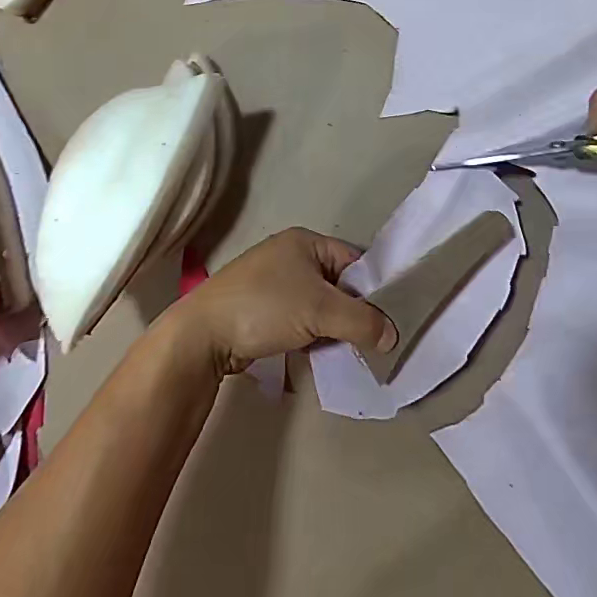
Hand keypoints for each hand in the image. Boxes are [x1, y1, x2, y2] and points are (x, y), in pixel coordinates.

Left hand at [160, 228, 396, 376]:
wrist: (203, 335)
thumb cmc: (265, 308)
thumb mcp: (320, 310)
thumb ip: (362, 321)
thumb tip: (393, 336)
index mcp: (305, 242)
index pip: (355, 261)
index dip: (375, 288)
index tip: (392, 319)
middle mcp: (291, 256)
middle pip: (339, 285)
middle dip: (356, 313)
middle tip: (376, 341)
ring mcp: (275, 284)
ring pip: (321, 306)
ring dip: (335, 328)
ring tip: (353, 351)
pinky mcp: (264, 310)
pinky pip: (302, 319)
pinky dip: (315, 335)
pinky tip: (325, 354)